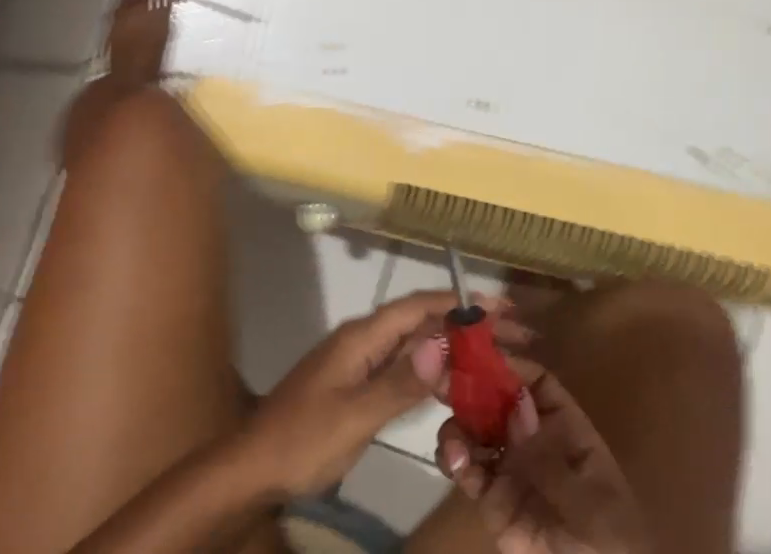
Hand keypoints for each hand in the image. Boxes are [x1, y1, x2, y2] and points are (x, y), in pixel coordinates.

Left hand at [225, 290, 495, 500]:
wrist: (255, 465)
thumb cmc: (303, 439)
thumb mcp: (354, 415)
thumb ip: (398, 382)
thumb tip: (442, 343)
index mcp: (359, 339)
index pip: (417, 308)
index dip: (460, 305)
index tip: (505, 309)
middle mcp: (360, 341)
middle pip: (419, 321)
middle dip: (465, 324)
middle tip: (516, 334)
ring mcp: (356, 362)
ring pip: (412, 343)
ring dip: (451, 345)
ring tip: (496, 355)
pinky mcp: (356, 384)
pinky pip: (401, 366)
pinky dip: (431, 369)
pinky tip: (453, 383)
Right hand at [436, 362, 652, 553]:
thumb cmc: (610, 544)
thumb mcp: (590, 502)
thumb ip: (548, 455)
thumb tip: (516, 404)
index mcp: (565, 430)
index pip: (535, 383)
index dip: (508, 364)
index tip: (475, 353)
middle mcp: (532, 440)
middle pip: (495, 398)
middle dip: (465, 385)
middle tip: (436, 376)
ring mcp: (509, 466)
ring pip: (472, 427)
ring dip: (456, 425)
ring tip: (454, 444)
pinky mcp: (489, 496)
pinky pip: (464, 466)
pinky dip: (453, 459)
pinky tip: (456, 465)